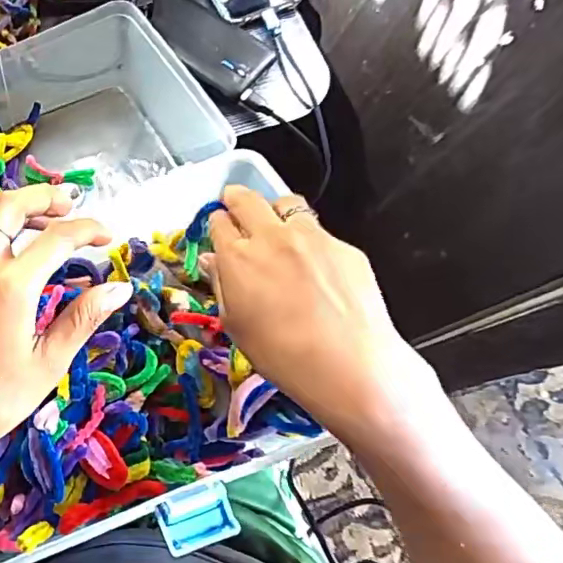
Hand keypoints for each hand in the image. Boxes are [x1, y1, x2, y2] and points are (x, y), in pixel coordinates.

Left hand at [0, 183, 134, 487]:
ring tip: (43, 222)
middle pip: (10, 206)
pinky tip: (4, 250)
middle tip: (72, 203)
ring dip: (15, 210)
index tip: (108, 237)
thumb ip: (82, 319)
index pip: (57, 238)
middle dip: (44, 196)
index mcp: (11, 288)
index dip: (88, 229)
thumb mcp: (47, 365)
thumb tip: (119, 289)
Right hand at [206, 185, 445, 441]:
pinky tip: (314, 269)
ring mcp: (312, 238)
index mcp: (238, 257)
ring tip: (277, 230)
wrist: (347, 363)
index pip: (219, 222)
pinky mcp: (345, 247)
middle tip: (235, 203)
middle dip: (237, 198)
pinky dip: (309, 240)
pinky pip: (320, 232)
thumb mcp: (235, 323)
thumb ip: (222, 285)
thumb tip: (215, 263)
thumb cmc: (281, 353)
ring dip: (276, 213)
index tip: (218, 228)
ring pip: (288, 205)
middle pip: (248, 200)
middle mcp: (273, 238)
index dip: (216, 224)